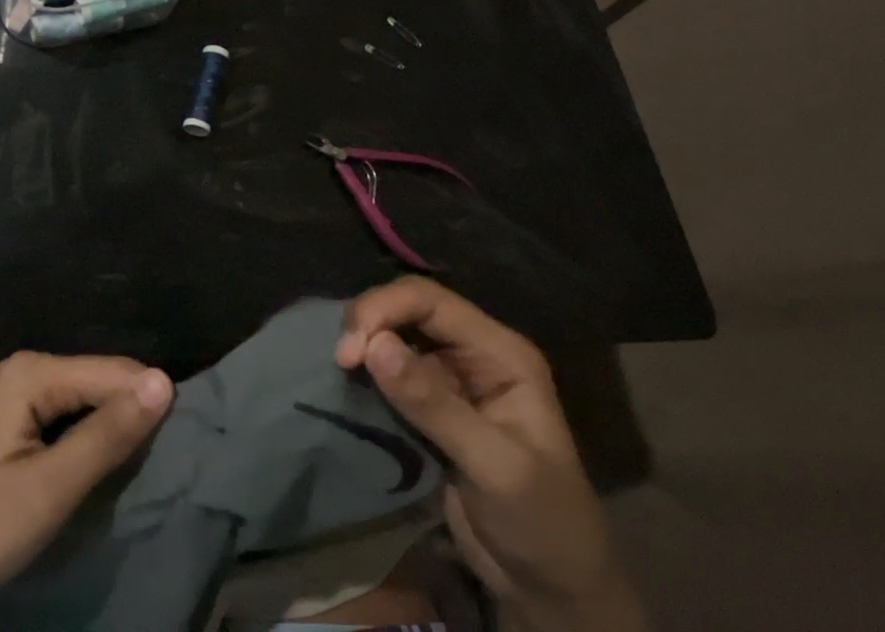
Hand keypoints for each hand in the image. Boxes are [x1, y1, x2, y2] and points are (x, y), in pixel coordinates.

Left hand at [0, 352, 173, 631]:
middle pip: (104, 380)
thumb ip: (108, 434)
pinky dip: (94, 438)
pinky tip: (100, 465)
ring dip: (115, 430)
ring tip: (130, 468)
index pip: (116, 372)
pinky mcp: (22, 418)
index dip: (147, 409)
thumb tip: (165, 382)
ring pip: (93, 399)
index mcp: (31, 374)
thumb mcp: (52, 487)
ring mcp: (22, 393)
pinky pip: (76, 414)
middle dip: (131, 416)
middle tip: (146, 466)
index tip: (169, 452)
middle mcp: (27, 369)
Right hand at [336, 278, 644, 631]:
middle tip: (337, 365)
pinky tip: (344, 391)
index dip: (382, 310)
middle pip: (406, 311)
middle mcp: (472, 356)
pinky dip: (362, 378)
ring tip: (335, 377)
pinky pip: (386, 377)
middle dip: (366, 326)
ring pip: (391, 340)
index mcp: (500, 353)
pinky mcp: (426, 411)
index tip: (348, 353)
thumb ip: (434, 404)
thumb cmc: (541, 519)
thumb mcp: (494, 464)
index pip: (430, 301)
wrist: (550, 583)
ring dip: (360, 350)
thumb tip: (374, 345)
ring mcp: (448, 383)